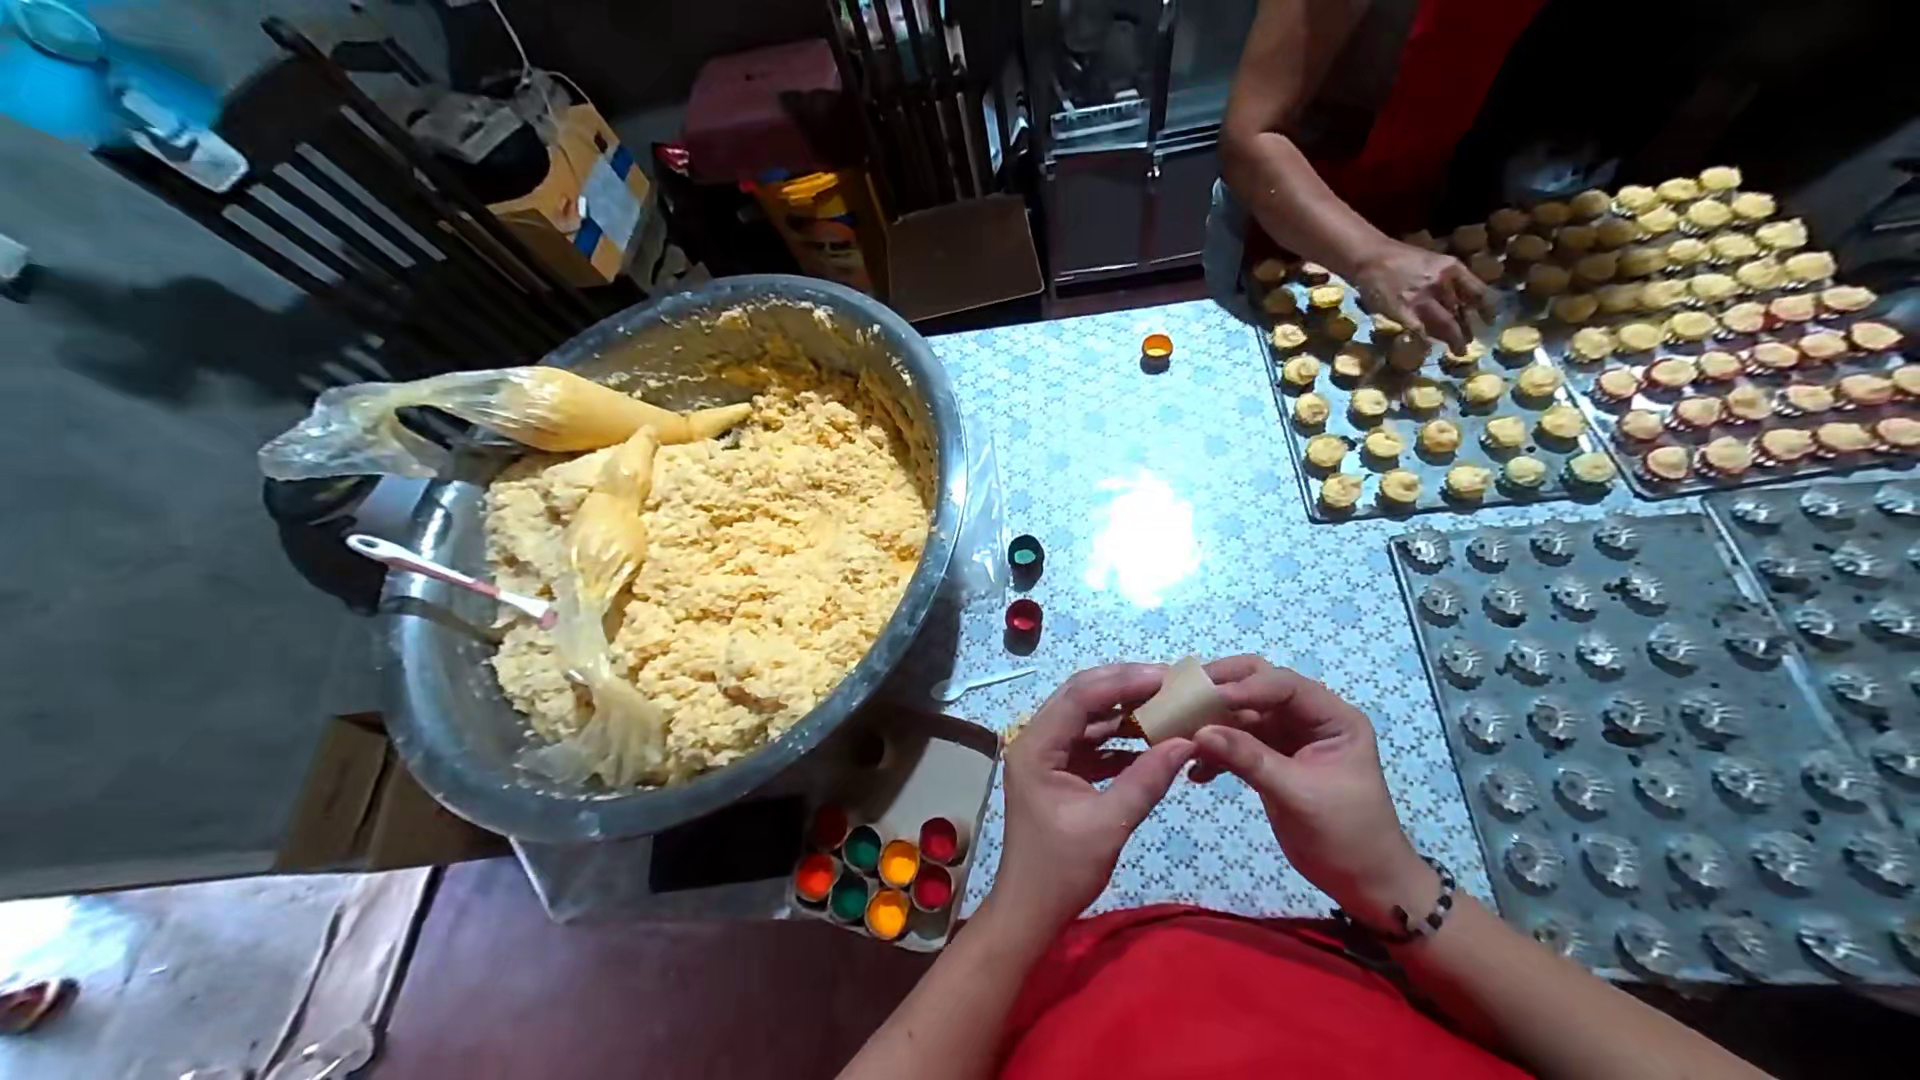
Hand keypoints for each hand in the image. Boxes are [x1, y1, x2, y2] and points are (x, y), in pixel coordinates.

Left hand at [990, 664, 1195, 933]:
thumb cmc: (1061, 870)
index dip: (1123, 682)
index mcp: (1035, 747)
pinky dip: (1120, 737)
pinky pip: (1091, 741)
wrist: (1031, 909)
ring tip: (1167, 702)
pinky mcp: (1059, 768)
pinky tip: (1152, 736)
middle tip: (1169, 681)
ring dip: (1124, 710)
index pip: (1080, 697)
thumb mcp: (1108, 825)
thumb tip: (1186, 742)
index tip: (1165, 676)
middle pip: (1081, 697)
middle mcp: (1036, 739)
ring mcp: (1046, 753)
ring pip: (1087, 716)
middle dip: (1125, 686)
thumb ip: (1146, 780)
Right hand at [1189, 655, 1435, 930]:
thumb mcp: (1298, 796)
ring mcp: (1288, 736)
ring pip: (1242, 712)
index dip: (1245, 687)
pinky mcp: (1269, 757)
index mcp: (1333, 718)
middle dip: (1221, 688)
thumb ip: (1249, 759)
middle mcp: (1309, 717)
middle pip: (1259, 684)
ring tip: (1180, 733)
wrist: (1365, 885)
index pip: (1284, 685)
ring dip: (1212, 721)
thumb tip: (1200, 732)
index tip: (1205, 698)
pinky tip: (1196, 772)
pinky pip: (1235, 741)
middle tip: (1184, 694)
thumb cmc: (1347, 838)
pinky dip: (1215, 751)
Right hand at [1349, 239, 1491, 354]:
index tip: (1490, 321)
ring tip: (1456, 351)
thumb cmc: (1401, 258)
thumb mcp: (1433, 262)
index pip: (1479, 293)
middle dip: (1466, 330)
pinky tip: (1430, 348)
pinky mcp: (1402, 312)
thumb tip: (1456, 300)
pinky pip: (1419, 330)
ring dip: (1452, 339)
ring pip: (1445, 324)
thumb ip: (1447, 279)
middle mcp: (1441, 284)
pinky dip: (1427, 340)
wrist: (1371, 259)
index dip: (1487, 310)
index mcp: (1453, 269)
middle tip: (1467, 343)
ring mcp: (1421, 300)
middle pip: (1461, 312)